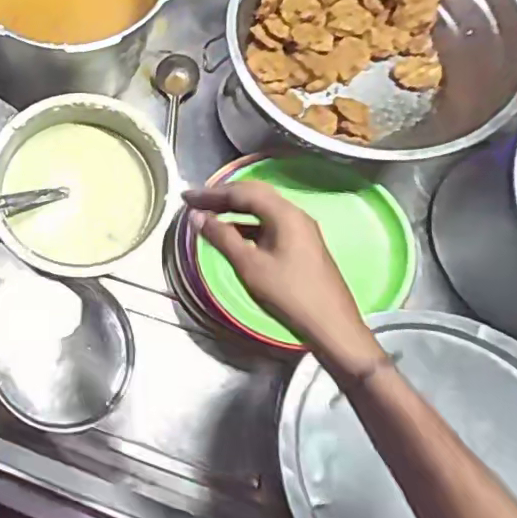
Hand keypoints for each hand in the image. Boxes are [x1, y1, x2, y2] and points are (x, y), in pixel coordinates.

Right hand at [184, 182, 384, 369]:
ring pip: (263, 209)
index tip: (186, 198)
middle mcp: (295, 214)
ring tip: (209, 215)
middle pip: (255, 195)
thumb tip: (198, 217)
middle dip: (223, 197)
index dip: (211, 194)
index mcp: (284, 214)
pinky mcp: (302, 244)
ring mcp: (301, 229)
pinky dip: (248, 224)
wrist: (330, 324)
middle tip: (195, 202)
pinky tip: (233, 234)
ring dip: (235, 210)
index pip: (243, 193)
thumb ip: (222, 238)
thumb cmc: (288, 294)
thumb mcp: (249, 266)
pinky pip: (270, 224)